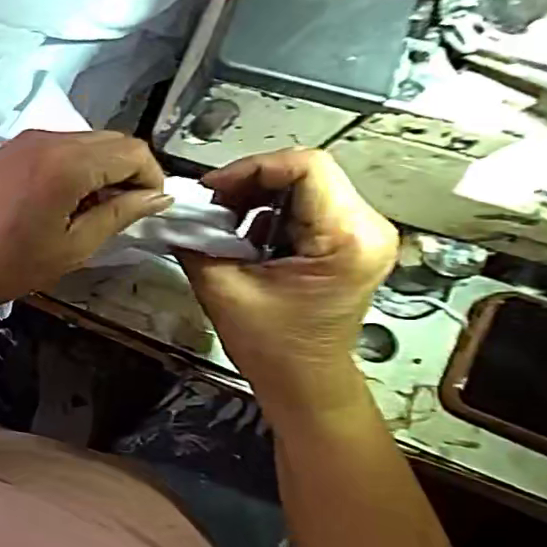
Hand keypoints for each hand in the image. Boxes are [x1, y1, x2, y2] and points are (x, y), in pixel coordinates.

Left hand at [0, 130, 172, 312]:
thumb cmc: (11, 265)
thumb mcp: (75, 246)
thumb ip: (121, 214)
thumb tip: (158, 196)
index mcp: (67, 162)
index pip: (133, 151)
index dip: (151, 178)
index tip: (148, 209)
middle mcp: (47, 139)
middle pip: (110, 141)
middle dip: (126, 172)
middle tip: (121, 212)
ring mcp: (23, 141)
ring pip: (84, 142)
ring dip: (99, 168)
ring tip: (89, 210)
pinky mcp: (7, 151)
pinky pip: (55, 147)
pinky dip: (71, 166)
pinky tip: (61, 200)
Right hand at [177, 148, 397, 403]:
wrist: (303, 379)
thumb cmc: (271, 346)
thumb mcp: (222, 289)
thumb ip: (197, 243)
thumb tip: (178, 214)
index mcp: (346, 238)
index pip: (306, 166)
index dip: (252, 168)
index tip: (213, 188)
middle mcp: (368, 227)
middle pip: (306, 172)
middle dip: (250, 183)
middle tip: (212, 206)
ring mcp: (363, 233)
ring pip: (305, 185)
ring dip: (257, 197)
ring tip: (225, 223)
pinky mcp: (349, 240)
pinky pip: (307, 205)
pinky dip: (268, 211)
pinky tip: (245, 236)